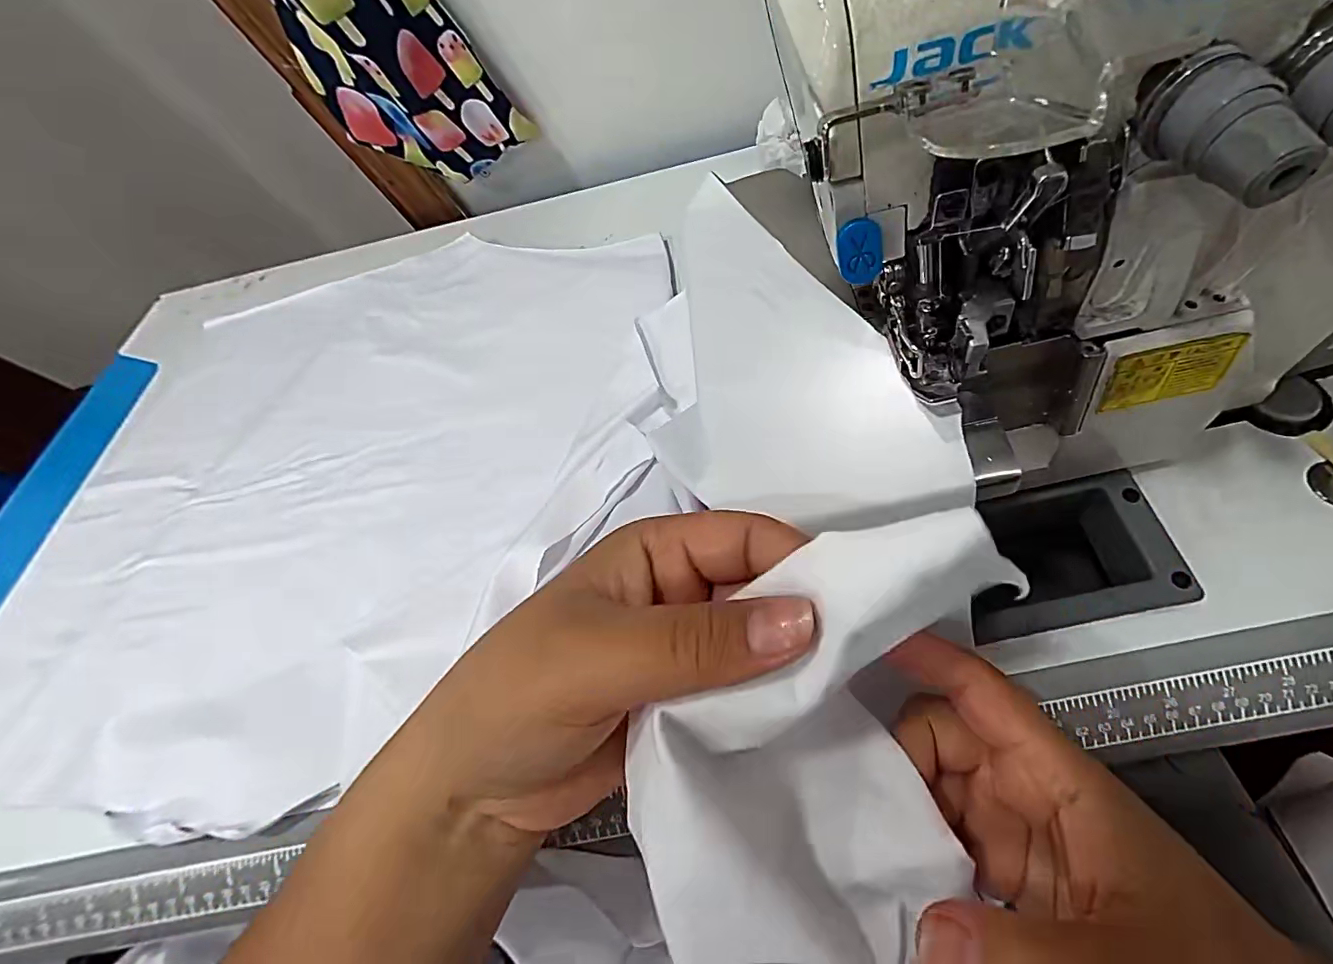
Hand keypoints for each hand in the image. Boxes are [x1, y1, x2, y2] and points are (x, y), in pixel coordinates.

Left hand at [227, 511, 814, 963]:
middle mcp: (678, 588)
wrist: (470, 795)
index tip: (847, 604)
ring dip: (795, 658)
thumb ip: (703, 640)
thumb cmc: (520, 695)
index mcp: (655, 550)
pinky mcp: (691, 697)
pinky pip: (747, 686)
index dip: (796, 560)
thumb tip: (808, 619)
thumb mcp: (605, 655)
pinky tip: (809, 713)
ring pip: (760, 637)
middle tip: (862, 650)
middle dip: (805, 609)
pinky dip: (776, 697)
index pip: (743, 536)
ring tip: (845, 686)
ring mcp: (687, 646)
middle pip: (760, 583)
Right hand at [889, 632, 1308, 963]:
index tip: (880, 642)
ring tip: (857, 832)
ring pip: (934, 790)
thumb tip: (932, 934)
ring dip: (897, 806)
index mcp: (1062, 778)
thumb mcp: (1118, 954)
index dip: (933, 659)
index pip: (986, 695)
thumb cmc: (1210, 960)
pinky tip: (890, 881)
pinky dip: (912, 855)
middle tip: (846, 781)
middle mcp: (1029, 793)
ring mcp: (1014, 835)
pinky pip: (941, 843)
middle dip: (894, 751)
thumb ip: (1025, 947)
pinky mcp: (1005, 878)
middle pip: (942, 738)